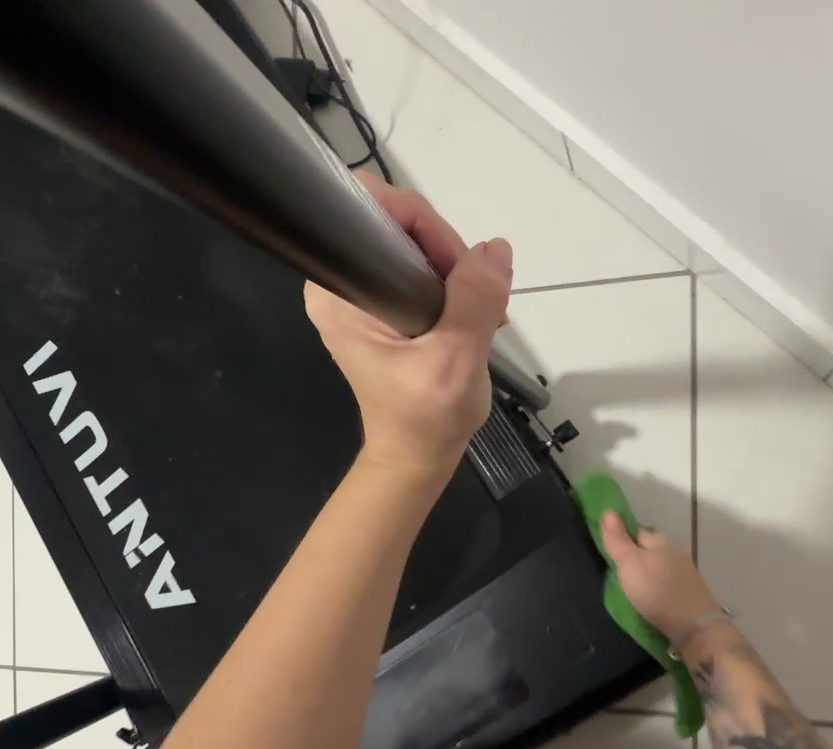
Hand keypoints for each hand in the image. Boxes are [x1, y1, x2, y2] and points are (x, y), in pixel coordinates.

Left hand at [304, 173, 512, 481]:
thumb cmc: (426, 417)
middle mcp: (341, 282)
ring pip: (414, 243)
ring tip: (482, 314)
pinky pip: (420, 265)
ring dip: (455, 271)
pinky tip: (472, 315)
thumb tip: (495, 249)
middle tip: (478, 296)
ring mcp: (362, 291)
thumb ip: (473, 300)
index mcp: (338, 291)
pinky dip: (451, 283)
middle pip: (396, 222)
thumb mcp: (455, 360)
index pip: (368, 209)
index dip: (418, 221)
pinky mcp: (382, 303)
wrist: (418, 454)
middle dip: (444, 251)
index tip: (455, 266)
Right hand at [600, 510, 724, 643]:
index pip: (636, 531)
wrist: (693, 625)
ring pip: (659, 566)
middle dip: (635, 557)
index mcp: (659, 541)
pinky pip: (667, 582)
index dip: (622, 539)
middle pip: (649, 549)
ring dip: (647, 573)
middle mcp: (674, 552)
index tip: (609, 552)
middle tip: (617, 573)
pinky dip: (657, 586)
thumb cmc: (656, 590)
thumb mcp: (629, 563)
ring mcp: (684, 572)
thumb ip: (617, 540)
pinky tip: (650, 597)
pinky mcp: (689, 591)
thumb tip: (608, 510)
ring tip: (631, 587)